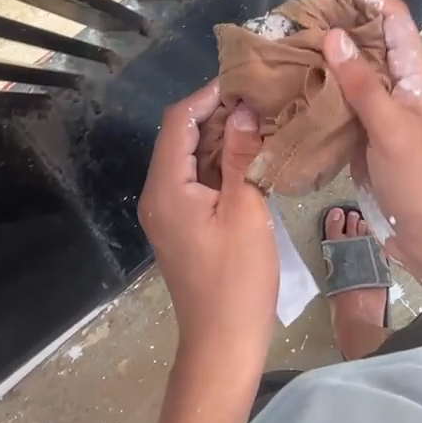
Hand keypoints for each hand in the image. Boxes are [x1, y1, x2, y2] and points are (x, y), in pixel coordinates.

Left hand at [137, 82, 278, 372]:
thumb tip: (242, 109)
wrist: (222, 343)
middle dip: (218, 112)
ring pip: (191, 156)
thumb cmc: (237, 279)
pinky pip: (197, 178)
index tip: (245, 79)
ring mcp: (169, 210)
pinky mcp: (183, 223)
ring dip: (222, 135)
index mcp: (166, 187)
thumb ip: (241, 155)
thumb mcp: (246, 210)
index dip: (208, 94)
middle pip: (181, 135)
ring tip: (263, 117)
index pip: (178, 121)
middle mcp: (158, 193)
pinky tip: (253, 153)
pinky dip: (222, 160)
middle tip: (261, 96)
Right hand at [316, 0, 421, 283]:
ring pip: (351, 65)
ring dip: (323, 51)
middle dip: (335, 18)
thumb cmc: (419, 178)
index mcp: (414, 72)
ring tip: (284, 43)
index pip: (391, 15)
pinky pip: (340, 96)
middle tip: (293, 16)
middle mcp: (398, 81)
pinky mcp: (364, 128)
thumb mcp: (391, 127)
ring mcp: (381, 106)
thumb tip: (334, 35)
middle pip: (368, 35)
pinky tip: (290, 84)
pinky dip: (318, 84)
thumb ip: (362, 82)